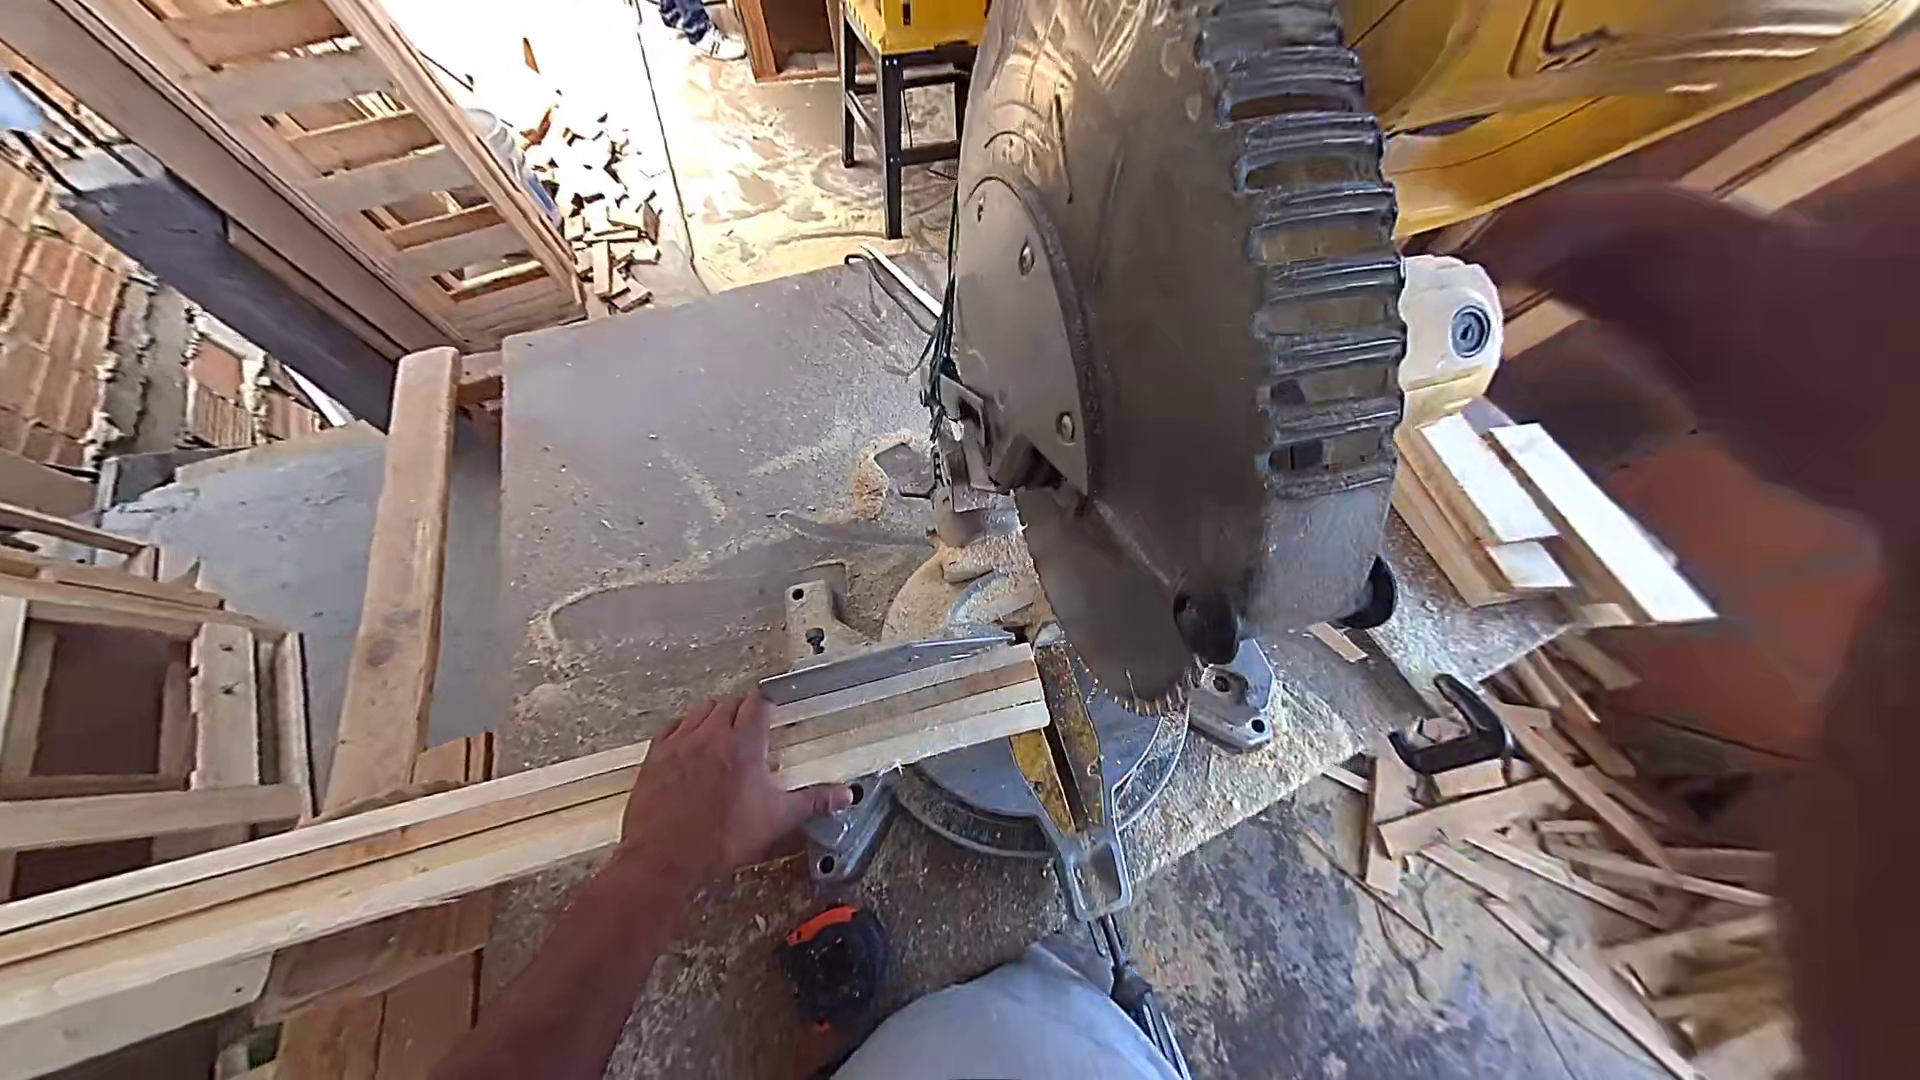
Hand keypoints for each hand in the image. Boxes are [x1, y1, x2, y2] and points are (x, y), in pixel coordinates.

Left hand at [619, 693, 853, 878]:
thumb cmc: (722, 839)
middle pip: (730, 703)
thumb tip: (845, 794)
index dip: (766, 702)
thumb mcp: (777, 819)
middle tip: (751, 724)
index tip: (772, 709)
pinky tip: (689, 740)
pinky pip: (671, 727)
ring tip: (722, 729)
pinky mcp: (655, 758)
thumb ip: (814, 801)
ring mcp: (680, 744)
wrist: (665, 860)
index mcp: (743, 743)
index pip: (757, 703)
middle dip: (742, 708)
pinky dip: (683, 727)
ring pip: (700, 710)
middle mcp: (711, 735)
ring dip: (714, 714)